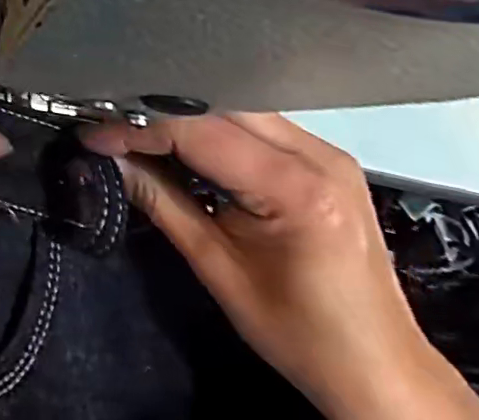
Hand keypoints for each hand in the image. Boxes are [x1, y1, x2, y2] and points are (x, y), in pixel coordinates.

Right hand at [81, 114, 478, 419]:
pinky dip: (216, 128)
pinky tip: (188, 142)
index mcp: (296, 189)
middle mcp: (318, 155)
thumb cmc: (302, 334)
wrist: (381, 370)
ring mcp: (328, 152)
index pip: (200, 131)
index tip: (97, 134)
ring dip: (187, 117)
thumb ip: (163, 204)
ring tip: (141, 131)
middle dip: (160, 113)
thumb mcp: (219, 270)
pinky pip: (259, 124)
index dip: (141, 128)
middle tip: (114, 126)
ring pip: (239, 108)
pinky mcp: (327, 158)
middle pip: (220, 107)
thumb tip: (113, 161)